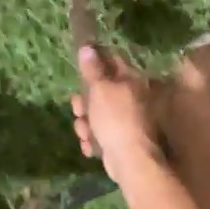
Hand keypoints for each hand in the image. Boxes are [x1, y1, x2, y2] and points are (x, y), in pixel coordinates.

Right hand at [70, 46, 161, 182]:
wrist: (130, 161)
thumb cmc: (115, 119)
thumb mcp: (100, 89)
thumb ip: (92, 69)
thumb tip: (87, 47)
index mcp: (130, 80)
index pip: (111, 60)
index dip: (93, 61)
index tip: (79, 68)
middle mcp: (130, 97)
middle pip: (100, 90)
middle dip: (84, 102)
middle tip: (78, 109)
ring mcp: (126, 119)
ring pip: (96, 114)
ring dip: (86, 124)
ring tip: (86, 133)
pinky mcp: (120, 139)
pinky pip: (100, 133)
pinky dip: (93, 139)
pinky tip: (90, 147)